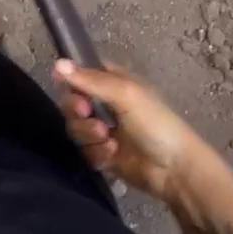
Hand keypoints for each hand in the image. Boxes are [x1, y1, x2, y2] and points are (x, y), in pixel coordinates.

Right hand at [56, 61, 232, 233]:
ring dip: (87, 133)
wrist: (175, 170)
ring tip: (107, 139)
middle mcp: (103, 103)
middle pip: (71, 101)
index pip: (79, 73)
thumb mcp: (125, 94)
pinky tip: (112, 154)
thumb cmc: (155, 122)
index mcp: (111, 82)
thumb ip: (90, 80)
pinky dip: (96, 153)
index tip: (64, 84)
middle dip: (76, 108)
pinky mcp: (103, 155)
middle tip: (87, 113)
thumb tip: (57, 63)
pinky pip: (85, 151)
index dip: (70, 78)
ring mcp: (102, 130)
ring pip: (75, 127)